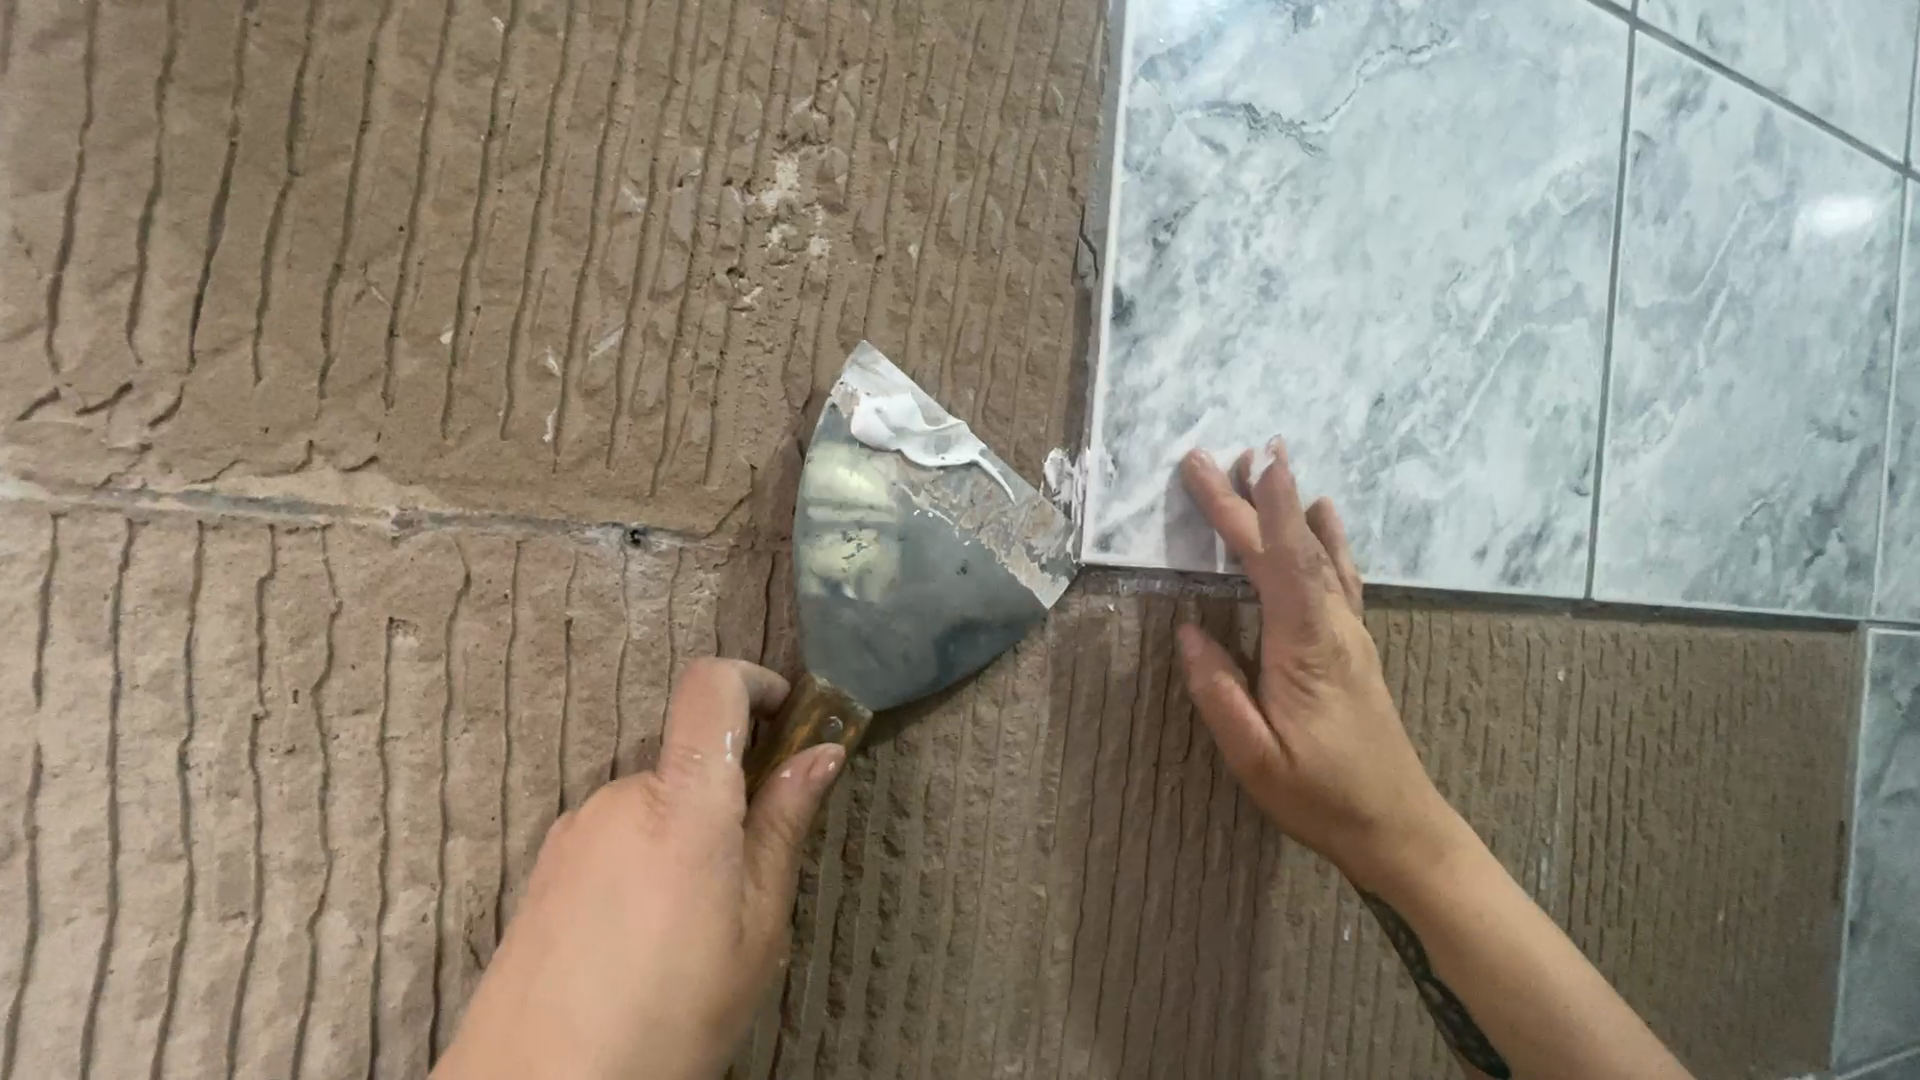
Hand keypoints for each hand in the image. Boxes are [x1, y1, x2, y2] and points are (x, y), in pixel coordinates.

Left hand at [433, 658, 845, 1079]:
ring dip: (686, 832)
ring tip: (692, 924)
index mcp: (682, 803)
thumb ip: (784, 823)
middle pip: (689, 755)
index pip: (711, 686)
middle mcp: (621, 796)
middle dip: (729, 792)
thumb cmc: (671, 1014)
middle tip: (748, 874)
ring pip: (655, 802)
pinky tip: (644, 936)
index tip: (786, 716)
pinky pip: (616, 833)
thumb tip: (822, 751)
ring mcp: (575, 829)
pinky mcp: (546, 865)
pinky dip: (647, 856)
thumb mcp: (756, 925)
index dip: (754, 680)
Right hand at [1176, 438, 1468, 900]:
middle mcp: (1333, 627)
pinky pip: (1335, 574)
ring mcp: (1348, 633)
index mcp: (1306, 649)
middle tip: (1217, 455)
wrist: (1398, 827)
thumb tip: (1189, 631)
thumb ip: (1218, 691)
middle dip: (1252, 499)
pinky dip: (1322, 535)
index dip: (1262, 511)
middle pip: (1291, 549)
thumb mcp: (1254, 757)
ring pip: (1319, 554)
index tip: (1245, 462)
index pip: (1281, 564)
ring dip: (1290, 504)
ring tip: (1272, 460)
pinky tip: (1321, 515)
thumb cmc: (1321, 797)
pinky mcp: (1351, 644)